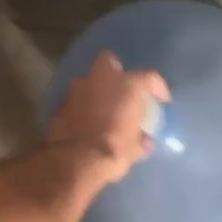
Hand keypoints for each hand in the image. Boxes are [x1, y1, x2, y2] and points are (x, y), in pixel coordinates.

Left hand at [43, 50, 169, 184]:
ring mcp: (78, 88)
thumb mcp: (136, 149)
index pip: (150, 77)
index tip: (161, 99)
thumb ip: (140, 137)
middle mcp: (102, 79)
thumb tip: (143, 139)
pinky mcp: (60, 102)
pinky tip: (84, 121)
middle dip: (115, 71)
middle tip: (121, 89)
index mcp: (128, 86)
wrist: (74, 160)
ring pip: (89, 80)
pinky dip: (80, 106)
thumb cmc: (113, 150)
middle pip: (109, 61)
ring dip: (95, 91)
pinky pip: (75, 99)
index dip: (157, 88)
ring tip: (101, 109)